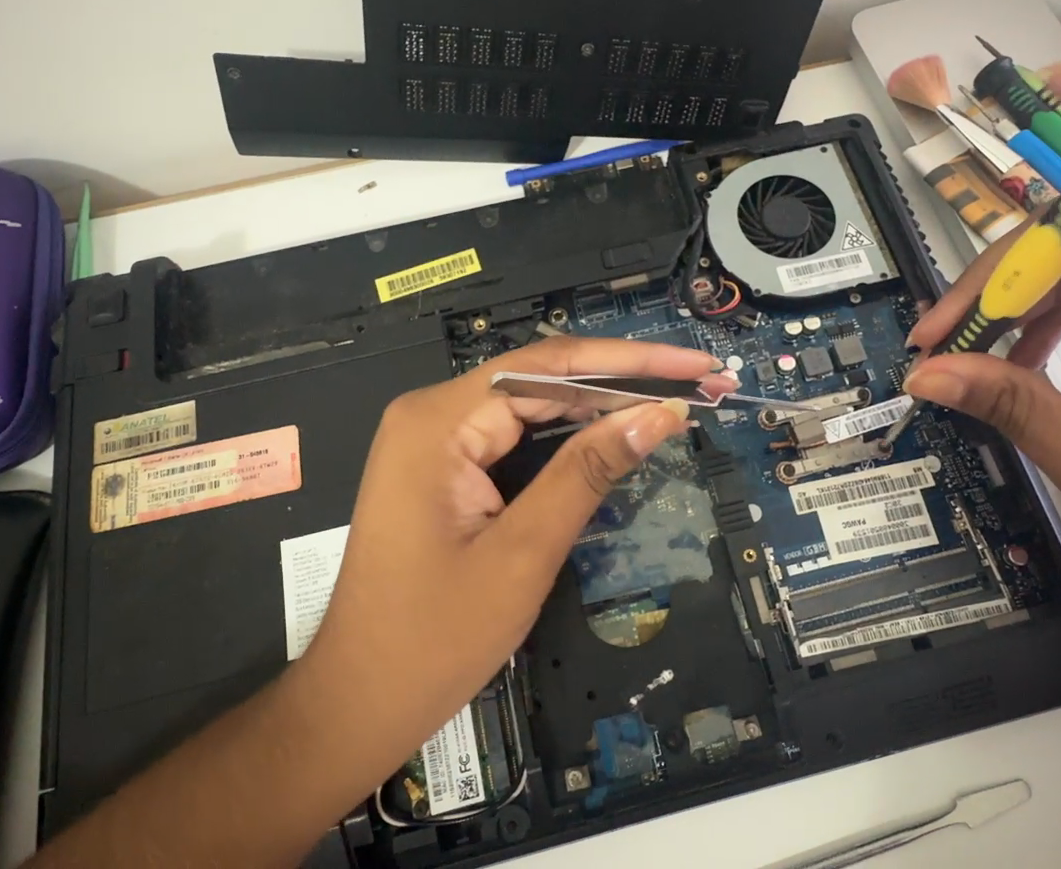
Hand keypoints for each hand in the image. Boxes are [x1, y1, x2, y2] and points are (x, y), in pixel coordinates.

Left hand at [291, 336, 724, 803]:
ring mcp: (433, 440)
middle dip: (622, 379)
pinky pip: (512, 433)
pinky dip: (566, 434)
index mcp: (439, 421)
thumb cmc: (434, 637)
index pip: (551, 365)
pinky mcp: (441, 467)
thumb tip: (659, 413)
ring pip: (530, 402)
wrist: (360, 698)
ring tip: (672, 400)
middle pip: (541, 376)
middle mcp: (432, 414)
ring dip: (600, 403)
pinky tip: (613, 430)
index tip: (696, 368)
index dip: (631, 362)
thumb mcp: (524, 551)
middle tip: (700, 383)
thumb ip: (588, 472)